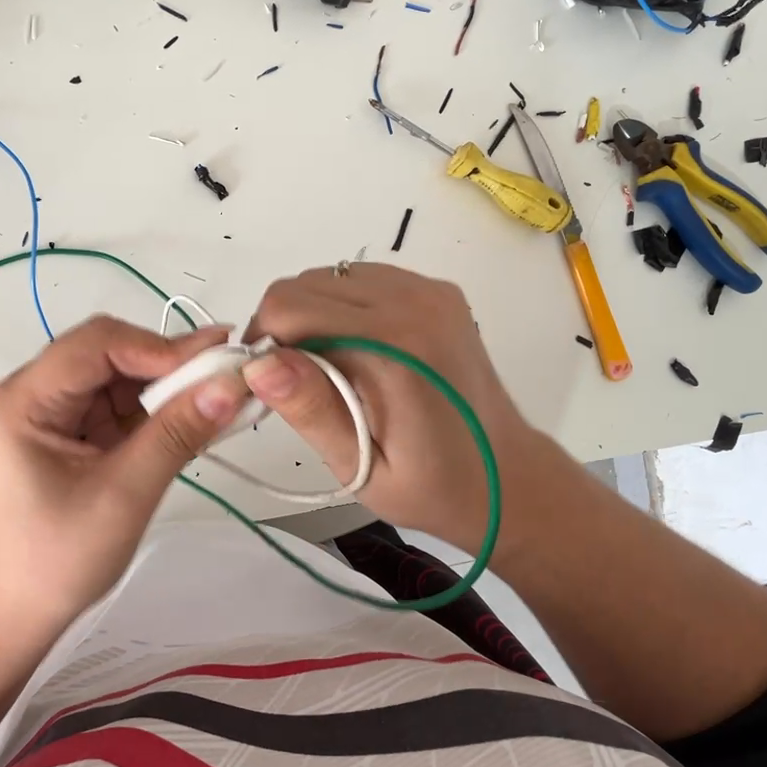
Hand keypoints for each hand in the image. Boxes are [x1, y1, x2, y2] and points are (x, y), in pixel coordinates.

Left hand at [0, 317, 247, 626]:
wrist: (26, 608)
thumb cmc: (61, 559)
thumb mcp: (124, 495)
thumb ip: (176, 434)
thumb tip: (231, 385)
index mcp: (24, 401)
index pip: (96, 345)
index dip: (159, 346)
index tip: (218, 361)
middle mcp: (33, 394)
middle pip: (107, 353)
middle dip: (166, 363)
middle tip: (226, 374)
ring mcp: (53, 413)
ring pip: (119, 376)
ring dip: (167, 386)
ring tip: (219, 398)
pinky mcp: (73, 434)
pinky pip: (119, 405)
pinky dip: (157, 410)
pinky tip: (194, 418)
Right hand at [243, 263, 562, 554]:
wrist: (507, 478)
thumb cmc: (432, 488)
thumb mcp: (361, 466)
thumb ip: (312, 411)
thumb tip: (259, 364)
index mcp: (394, 343)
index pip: (289, 307)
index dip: (263, 344)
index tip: (263, 388)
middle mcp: (413, 300)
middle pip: (304, 284)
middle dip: (281, 329)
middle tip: (288, 385)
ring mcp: (429, 291)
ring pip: (329, 278)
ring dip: (308, 317)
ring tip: (320, 372)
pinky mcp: (435, 292)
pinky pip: (361, 281)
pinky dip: (339, 309)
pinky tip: (350, 353)